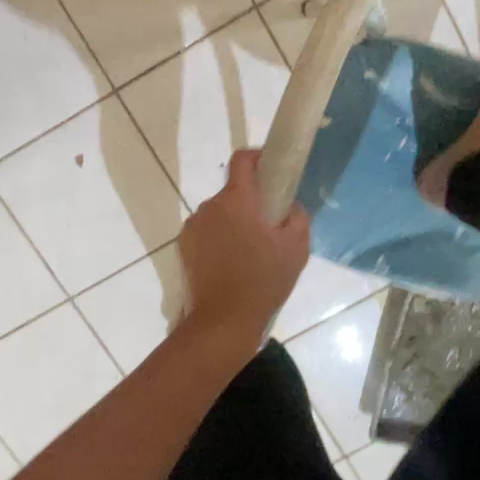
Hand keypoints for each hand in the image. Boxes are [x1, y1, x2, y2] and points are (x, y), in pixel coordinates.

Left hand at [178, 149, 309, 349]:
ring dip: (233, 225)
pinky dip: (218, 242)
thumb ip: (297, 216)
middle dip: (250, 204)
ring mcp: (192, 228)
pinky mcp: (183, 248)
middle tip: (269, 229)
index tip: (272, 170)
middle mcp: (209, 207)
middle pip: (232, 192)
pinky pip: (205, 235)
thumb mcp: (296, 249)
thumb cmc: (262, 281)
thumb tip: (288, 206)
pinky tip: (231, 268)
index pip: (242, 159)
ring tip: (250, 255)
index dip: (258, 157)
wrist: (221, 321)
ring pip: (219, 215)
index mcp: (237, 200)